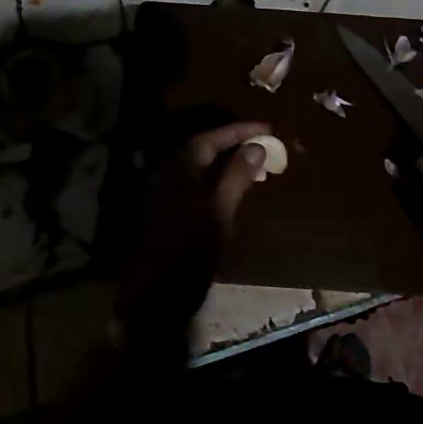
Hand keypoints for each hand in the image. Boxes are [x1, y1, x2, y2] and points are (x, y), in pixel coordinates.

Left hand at [118, 121, 272, 337]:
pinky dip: (213, 179)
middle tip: (263, 146)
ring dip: (224, 162)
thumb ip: (236, 177)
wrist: (155, 294)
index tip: (268, 129)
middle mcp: (165, 173)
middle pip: (201, 148)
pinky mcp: (162, 210)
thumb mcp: (220, 212)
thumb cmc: (190, 251)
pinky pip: (191, 183)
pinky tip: (230, 189)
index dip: (239, 130)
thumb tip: (256, 147)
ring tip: (254, 167)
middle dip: (233, 144)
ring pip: (196, 166)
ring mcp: (161, 192)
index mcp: (178, 169)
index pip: (210, 138)